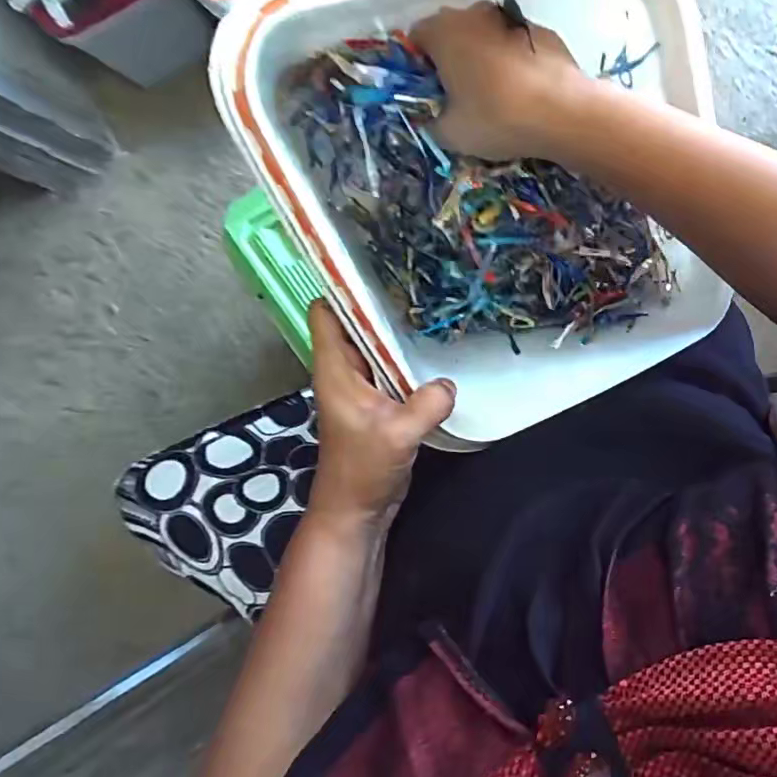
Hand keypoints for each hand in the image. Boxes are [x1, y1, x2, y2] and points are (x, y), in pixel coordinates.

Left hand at [302, 299, 454, 528]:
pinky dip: (409, 359)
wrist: (356, 508)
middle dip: (381, 304)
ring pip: (376, 346)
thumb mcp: (398, 435)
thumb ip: (426, 405)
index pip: (327, 312)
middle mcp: (345, 371)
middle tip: (420, 286)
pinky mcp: (379, 402)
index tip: (377, 268)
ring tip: (431, 313)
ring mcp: (362, 387)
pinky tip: (434, 355)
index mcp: (336, 370)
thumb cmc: (362, 470)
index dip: (344, 286)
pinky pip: (392, 369)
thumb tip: (448, 382)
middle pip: (356, 324)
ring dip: (398, 333)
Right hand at [410, 2, 595, 160]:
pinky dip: (519, 65)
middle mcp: (474, 13)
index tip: (435, 95)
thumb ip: (435, 123)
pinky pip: (521, 48)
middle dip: (456, 62)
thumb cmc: (497, 119)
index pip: (417, 40)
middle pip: (455, 35)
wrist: (564, 113)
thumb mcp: (452, 135)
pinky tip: (530, 94)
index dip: (422, 69)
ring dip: (490, 61)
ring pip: (490, 39)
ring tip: (504, 99)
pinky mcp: (545, 32)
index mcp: (442, 30)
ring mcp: (512, 19)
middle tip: (467, 100)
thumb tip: (438, 120)